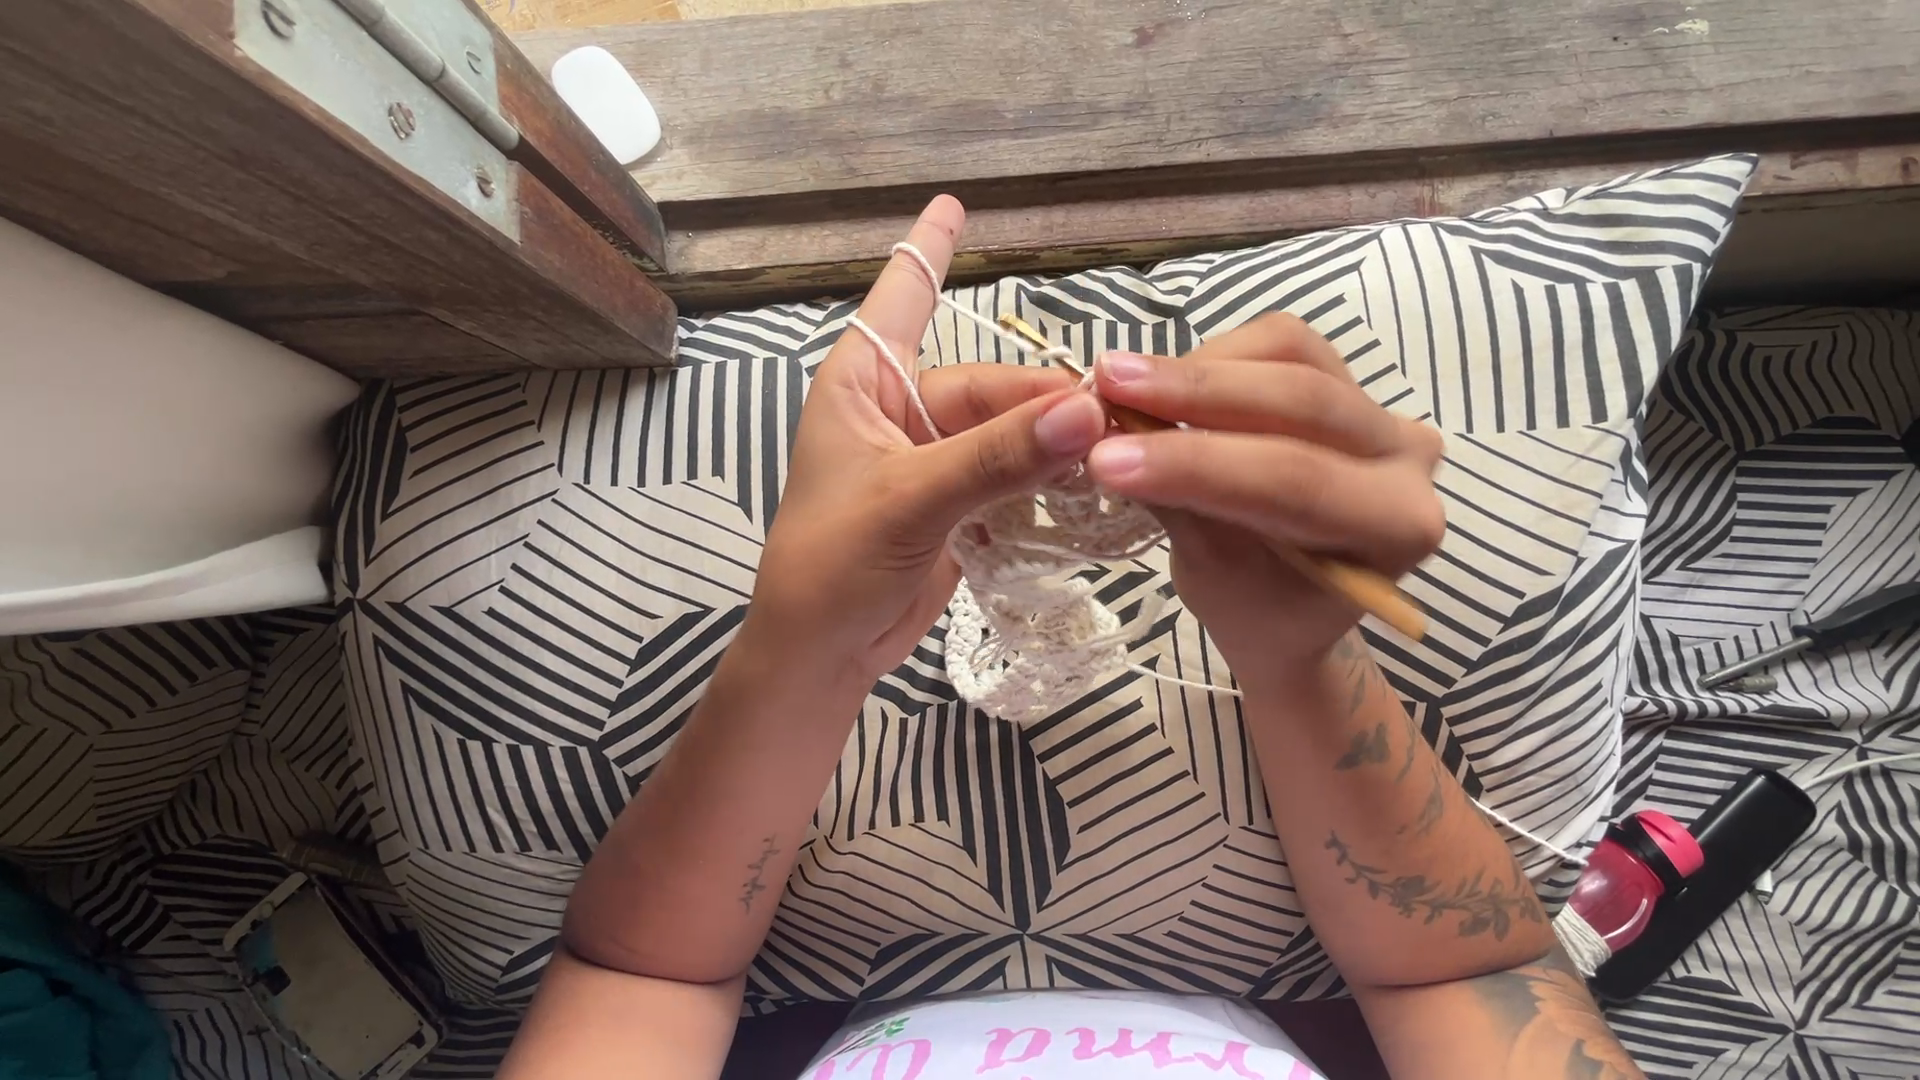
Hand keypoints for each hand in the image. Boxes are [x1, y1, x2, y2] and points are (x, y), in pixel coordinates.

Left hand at [751, 196, 1108, 686]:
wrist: (823, 651)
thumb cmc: (832, 563)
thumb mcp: (908, 500)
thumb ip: (993, 457)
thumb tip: (1084, 410)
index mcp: (864, 385)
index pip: (901, 299)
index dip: (928, 253)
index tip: (953, 204)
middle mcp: (900, 413)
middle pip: (989, 385)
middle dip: (1047, 401)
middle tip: (1109, 418)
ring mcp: (932, 461)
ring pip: (1009, 433)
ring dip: (1055, 442)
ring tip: (1113, 447)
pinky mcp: (956, 505)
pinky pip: (1011, 476)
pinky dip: (1046, 479)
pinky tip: (1090, 481)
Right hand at [1086, 314, 1445, 672]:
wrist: (1290, 611)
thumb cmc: (1255, 612)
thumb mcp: (1210, 572)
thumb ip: (1175, 500)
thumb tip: (1109, 441)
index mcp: (1394, 526)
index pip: (1290, 479)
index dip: (1192, 462)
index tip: (1106, 459)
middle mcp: (1407, 458)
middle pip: (1298, 398)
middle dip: (1190, 392)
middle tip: (1106, 386)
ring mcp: (1381, 413)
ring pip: (1290, 353)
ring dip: (1197, 366)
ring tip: (1123, 383)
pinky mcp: (1346, 384)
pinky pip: (1282, 346)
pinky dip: (1214, 356)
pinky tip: (1165, 381)